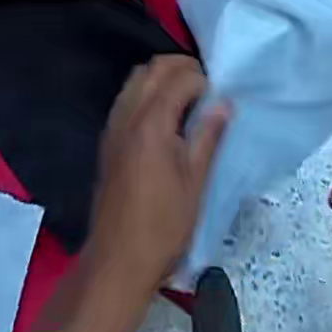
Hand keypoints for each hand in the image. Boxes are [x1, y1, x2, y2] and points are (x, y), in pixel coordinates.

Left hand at [88, 55, 229, 289]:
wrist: (116, 264)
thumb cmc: (163, 226)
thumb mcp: (196, 182)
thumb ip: (209, 136)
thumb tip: (224, 104)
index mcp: (152, 124)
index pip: (181, 78)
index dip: (204, 82)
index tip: (220, 99)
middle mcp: (128, 117)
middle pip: (154, 67)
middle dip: (183, 68)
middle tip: (206, 89)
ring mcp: (114, 127)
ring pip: (137, 78)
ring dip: (163, 77)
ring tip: (187, 99)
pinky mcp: (108, 141)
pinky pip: (127, 97)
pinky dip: (147, 92)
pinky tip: (165, 117)